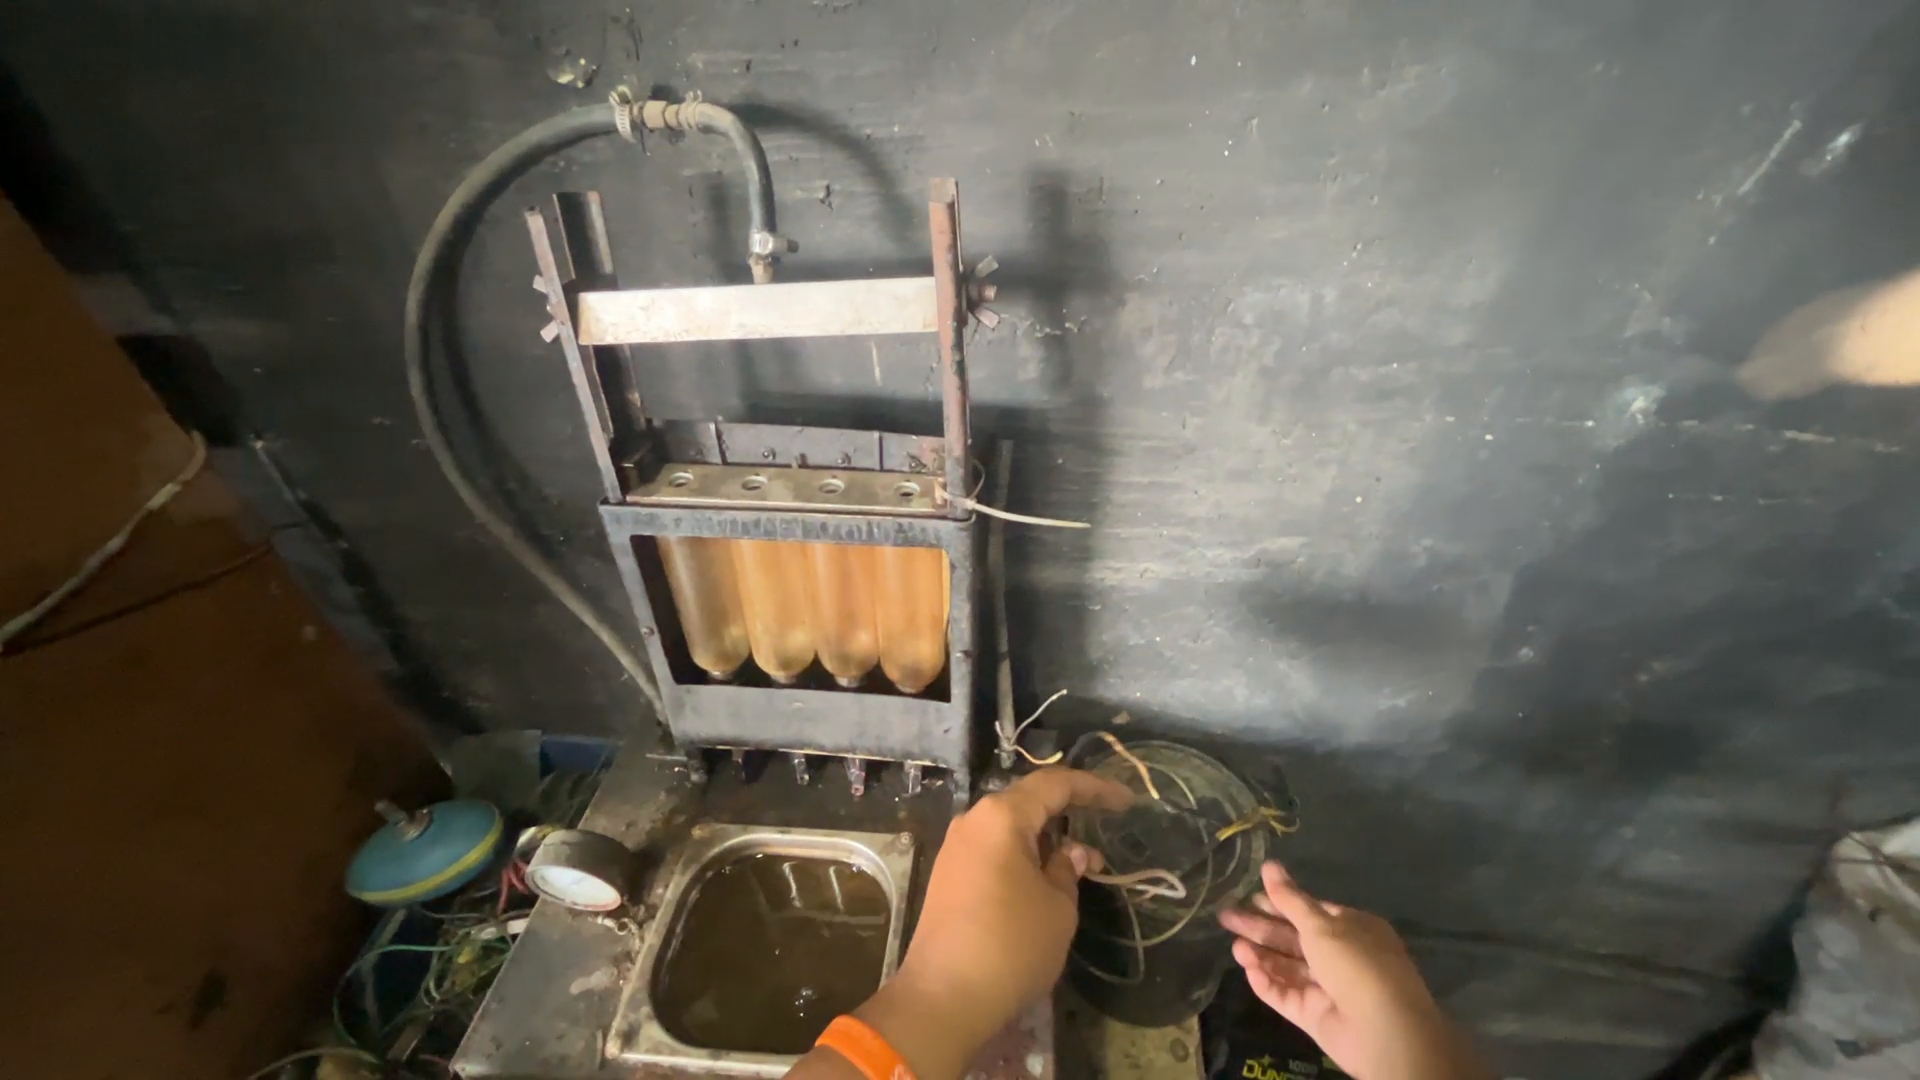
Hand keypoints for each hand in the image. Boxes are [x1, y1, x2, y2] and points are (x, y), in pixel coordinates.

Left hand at [853, 768, 1131, 1079]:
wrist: (943, 997)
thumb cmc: (1011, 946)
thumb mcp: (1057, 908)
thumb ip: (1066, 870)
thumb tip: (1070, 853)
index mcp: (1001, 816)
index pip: (1054, 785)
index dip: (1094, 788)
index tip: (1126, 800)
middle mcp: (974, 820)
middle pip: (1028, 801)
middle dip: (1069, 811)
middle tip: (1105, 822)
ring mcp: (956, 846)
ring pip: (1010, 826)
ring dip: (1046, 837)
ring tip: (1081, 863)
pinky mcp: (949, 873)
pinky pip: (994, 848)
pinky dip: (1023, 854)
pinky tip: (1044, 878)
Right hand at [1219, 863, 1484, 1079]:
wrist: (1385, 1033)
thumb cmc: (1356, 964)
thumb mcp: (1320, 924)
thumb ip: (1290, 898)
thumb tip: (1268, 864)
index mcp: (1351, 929)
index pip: (1309, 911)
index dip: (1279, 904)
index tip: (1249, 897)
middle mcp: (1341, 956)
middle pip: (1292, 938)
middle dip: (1260, 928)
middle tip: (1225, 917)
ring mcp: (1328, 988)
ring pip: (1287, 967)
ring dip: (1260, 955)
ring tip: (1235, 947)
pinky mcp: (1316, 1016)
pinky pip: (1287, 996)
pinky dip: (1267, 984)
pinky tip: (1248, 971)